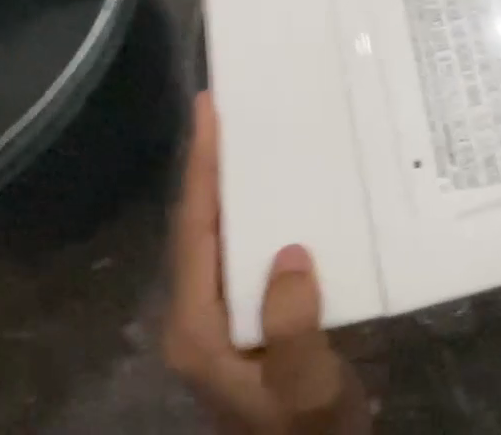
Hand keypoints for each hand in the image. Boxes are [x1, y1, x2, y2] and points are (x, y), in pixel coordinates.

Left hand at [163, 92, 369, 433]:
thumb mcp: (306, 392)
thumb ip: (292, 329)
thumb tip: (291, 251)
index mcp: (199, 328)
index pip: (195, 230)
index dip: (202, 166)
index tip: (208, 109)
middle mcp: (201, 318)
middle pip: (201, 225)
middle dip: (214, 166)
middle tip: (236, 109)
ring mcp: (224, 321)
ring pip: (224, 236)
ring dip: (236, 186)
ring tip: (260, 137)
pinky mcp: (251, 323)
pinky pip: (249, 253)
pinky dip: (262, 215)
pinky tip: (291, 196)